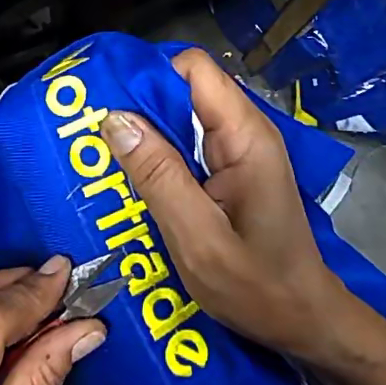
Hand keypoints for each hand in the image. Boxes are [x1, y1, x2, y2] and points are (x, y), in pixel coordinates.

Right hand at [99, 49, 358, 363]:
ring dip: (145, 134)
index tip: (99, 101)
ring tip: (97, 156)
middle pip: (187, 90)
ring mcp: (242, 152)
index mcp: (245, 136)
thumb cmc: (256, 285)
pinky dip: (160, 156)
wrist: (300, 315)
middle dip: (137, 106)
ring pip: (185, 119)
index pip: (194, 70)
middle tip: (85, 135)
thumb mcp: (197, 237)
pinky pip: (191, 146)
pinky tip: (129, 178)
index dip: (147, 76)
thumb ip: (158, 176)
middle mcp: (247, 132)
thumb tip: (115, 118)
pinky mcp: (235, 172)